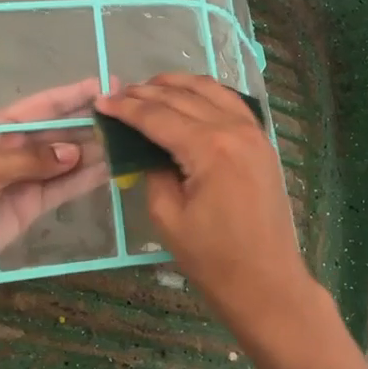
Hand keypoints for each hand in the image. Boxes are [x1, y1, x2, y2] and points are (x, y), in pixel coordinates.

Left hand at [0, 80, 108, 286]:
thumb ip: (31, 160)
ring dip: (92, 151)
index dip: (69, 96)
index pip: (39, 108)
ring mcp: (22, 180)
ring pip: (64, 160)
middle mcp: (12, 151)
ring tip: (126, 140)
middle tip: (124, 114)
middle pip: (56, 132)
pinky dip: (83, 180)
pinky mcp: (28, 208)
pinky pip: (61, 189)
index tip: (101, 84)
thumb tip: (76, 151)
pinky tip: (109, 170)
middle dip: (87, 122)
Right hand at [94, 73, 315, 326]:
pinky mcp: (263, 142)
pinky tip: (189, 97)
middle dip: (146, 92)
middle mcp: (234, 129)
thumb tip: (143, 147)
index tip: (100, 102)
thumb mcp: (168, 217)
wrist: (267, 283)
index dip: (125, 108)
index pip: (158, 116)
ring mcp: (254, 132)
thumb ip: (153, 172)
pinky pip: (232, 103)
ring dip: (178, 85)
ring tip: (149, 87)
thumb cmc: (213, 259)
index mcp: (209, 148)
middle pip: (183, 97)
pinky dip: (207, 94)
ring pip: (211, 91)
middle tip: (117, 92)